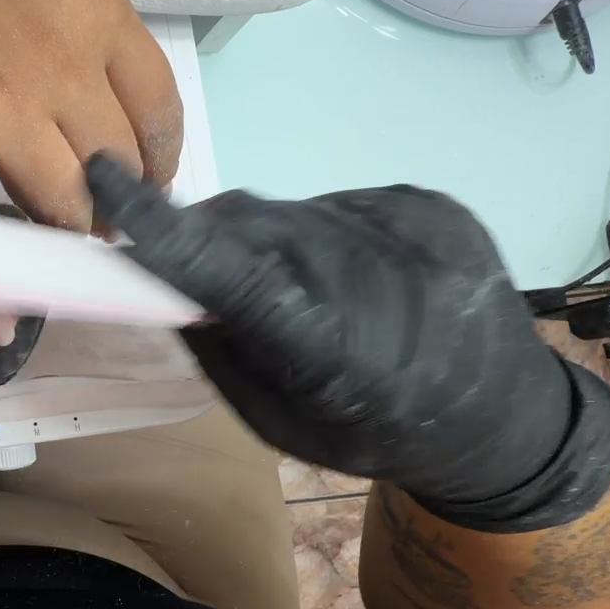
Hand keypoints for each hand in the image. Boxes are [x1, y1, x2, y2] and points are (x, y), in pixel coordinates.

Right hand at [0, 0, 181, 235]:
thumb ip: (86, 37)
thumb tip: (94, 112)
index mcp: (99, 12)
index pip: (158, 112)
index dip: (160, 166)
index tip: (148, 191)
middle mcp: (60, 66)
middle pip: (111, 170)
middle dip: (113, 214)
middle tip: (98, 233)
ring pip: (57, 205)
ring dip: (64, 242)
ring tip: (56, 255)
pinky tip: (4, 320)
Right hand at [85, 157, 609, 530]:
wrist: (504, 417)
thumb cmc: (367, 432)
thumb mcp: (276, 422)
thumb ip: (219, 349)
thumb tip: (168, 281)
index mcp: (333, 352)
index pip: (230, 272)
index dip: (163, 227)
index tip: (105, 176)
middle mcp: (376, 279)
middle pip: (249, 226)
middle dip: (200, 233)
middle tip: (180, 257)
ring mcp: (413, 231)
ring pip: (286, 210)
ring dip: (255, 237)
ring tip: (279, 280)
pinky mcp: (432, 204)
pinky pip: (330, 202)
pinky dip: (306, 231)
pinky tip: (333, 269)